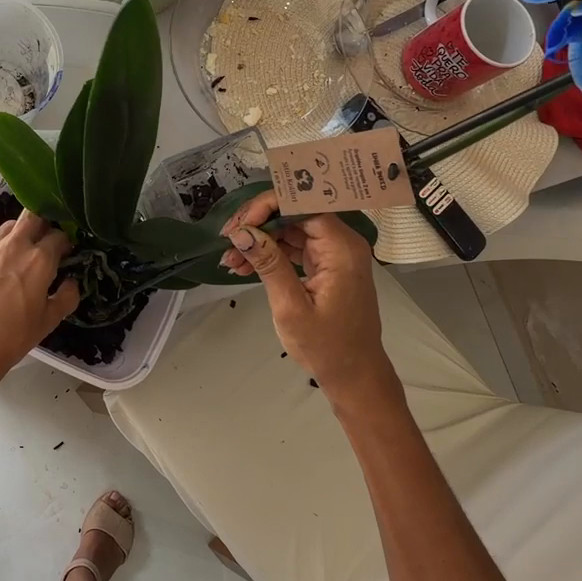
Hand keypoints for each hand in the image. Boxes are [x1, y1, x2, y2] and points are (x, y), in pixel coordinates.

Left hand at [0, 211, 79, 387]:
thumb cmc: (15, 336)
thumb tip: (71, 283)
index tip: (66, 254)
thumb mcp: (50, 320)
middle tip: (45, 243)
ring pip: (9, 226)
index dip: (66, 243)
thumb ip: (67, 296)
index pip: (59, 236)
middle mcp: (14, 245)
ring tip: (22, 253)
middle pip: (33, 216)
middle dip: (43, 225)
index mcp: (39, 259)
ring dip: (20, 233)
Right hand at [218, 192, 395, 396]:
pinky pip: (295, 248)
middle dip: (258, 223)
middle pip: (296, 213)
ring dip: (261, 240)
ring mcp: (335, 254)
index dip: (268, 207)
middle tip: (227, 241)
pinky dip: (271, 254)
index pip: (303, 205)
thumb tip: (242, 232)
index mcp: (342, 248)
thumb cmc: (327, 347)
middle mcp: (342, 244)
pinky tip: (245, 266)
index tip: (240, 226)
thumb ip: (268, 264)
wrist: (354, 375)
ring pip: (291, 230)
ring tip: (230, 260)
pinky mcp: (327, 266)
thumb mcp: (291, 307)